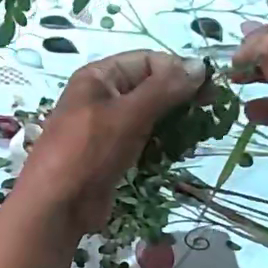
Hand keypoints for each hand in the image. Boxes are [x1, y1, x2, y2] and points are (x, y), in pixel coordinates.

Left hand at [15, 50, 206, 232]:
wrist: (57, 206)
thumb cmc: (88, 151)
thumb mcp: (128, 114)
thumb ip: (165, 89)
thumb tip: (200, 66)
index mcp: (99, 78)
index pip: (148, 61)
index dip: (178, 71)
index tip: (209, 89)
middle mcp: (103, 98)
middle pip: (151, 89)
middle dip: (180, 99)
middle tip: (209, 113)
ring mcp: (108, 129)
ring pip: (151, 118)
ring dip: (175, 125)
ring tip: (197, 137)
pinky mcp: (114, 157)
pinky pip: (145, 143)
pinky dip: (163, 146)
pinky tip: (180, 154)